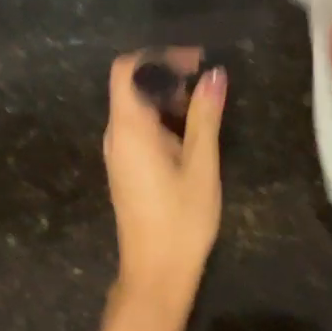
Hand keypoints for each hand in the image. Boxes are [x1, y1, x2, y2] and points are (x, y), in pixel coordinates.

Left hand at [103, 50, 226, 310]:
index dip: (158, 56)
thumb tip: (215, 74)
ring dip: (169, 99)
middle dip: (169, 76)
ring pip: (138, 108)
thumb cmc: (181, 219)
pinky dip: (165, 120)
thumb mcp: (201, 164)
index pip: (128, 70)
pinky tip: (194, 135)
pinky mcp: (127, 168)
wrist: (156, 273)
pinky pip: (140, 129)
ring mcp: (119, 153)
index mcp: (129, 128)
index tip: (194, 61)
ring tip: (207, 108)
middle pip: (133, 86)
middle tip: (208, 84)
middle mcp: (116, 135)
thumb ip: (206, 116)